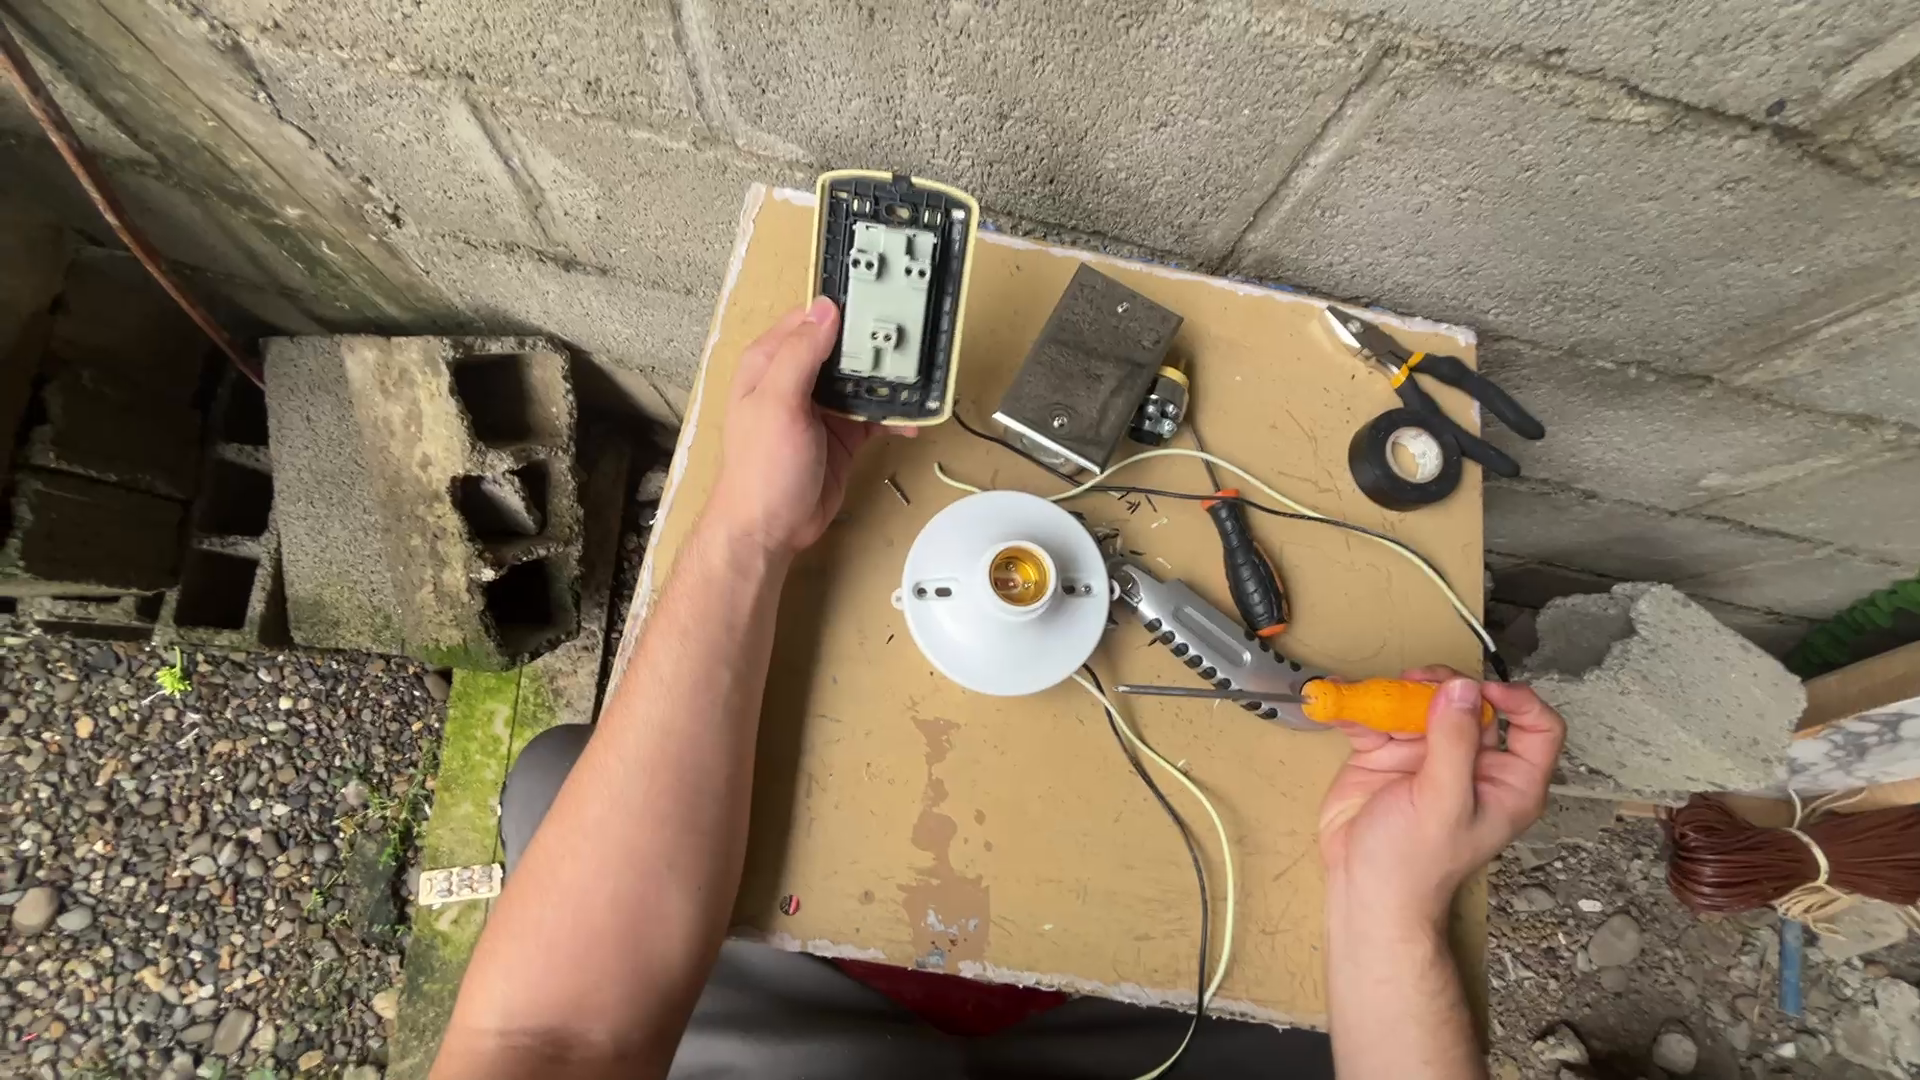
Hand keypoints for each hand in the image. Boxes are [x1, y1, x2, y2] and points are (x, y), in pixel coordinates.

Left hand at [706, 297, 909, 554]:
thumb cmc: (763, 468)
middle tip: (910, 342)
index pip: (810, 321)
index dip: (842, 311)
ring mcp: (822, 409)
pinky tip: (911, 421)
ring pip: (862, 383)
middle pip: (842, 350)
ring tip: (919, 382)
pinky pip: (873, 416)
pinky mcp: (843, 436)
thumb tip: (826, 310)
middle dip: (874, 347)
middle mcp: (797, 381)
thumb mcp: (777, 402)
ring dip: (889, 384)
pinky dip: (893, 417)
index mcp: (771, 364)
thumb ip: (801, 354)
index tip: (878, 300)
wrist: (772, 528)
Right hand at [1317, 667, 1564, 927]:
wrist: (1363, 884)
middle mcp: (1467, 762)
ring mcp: (1422, 756)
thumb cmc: (1415, 860)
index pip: (1535, 727)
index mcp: (1505, 780)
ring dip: (1391, 691)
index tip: (1475, 688)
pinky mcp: (1382, 753)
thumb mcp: (1442, 802)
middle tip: (1412, 682)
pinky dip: (1354, 703)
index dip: (1514, 700)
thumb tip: (1462, 687)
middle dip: (1439, 686)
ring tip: (1369, 693)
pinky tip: (1338, 695)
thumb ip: (1454, 743)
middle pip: (1466, 704)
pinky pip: (1373, 717)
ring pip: (1416, 703)